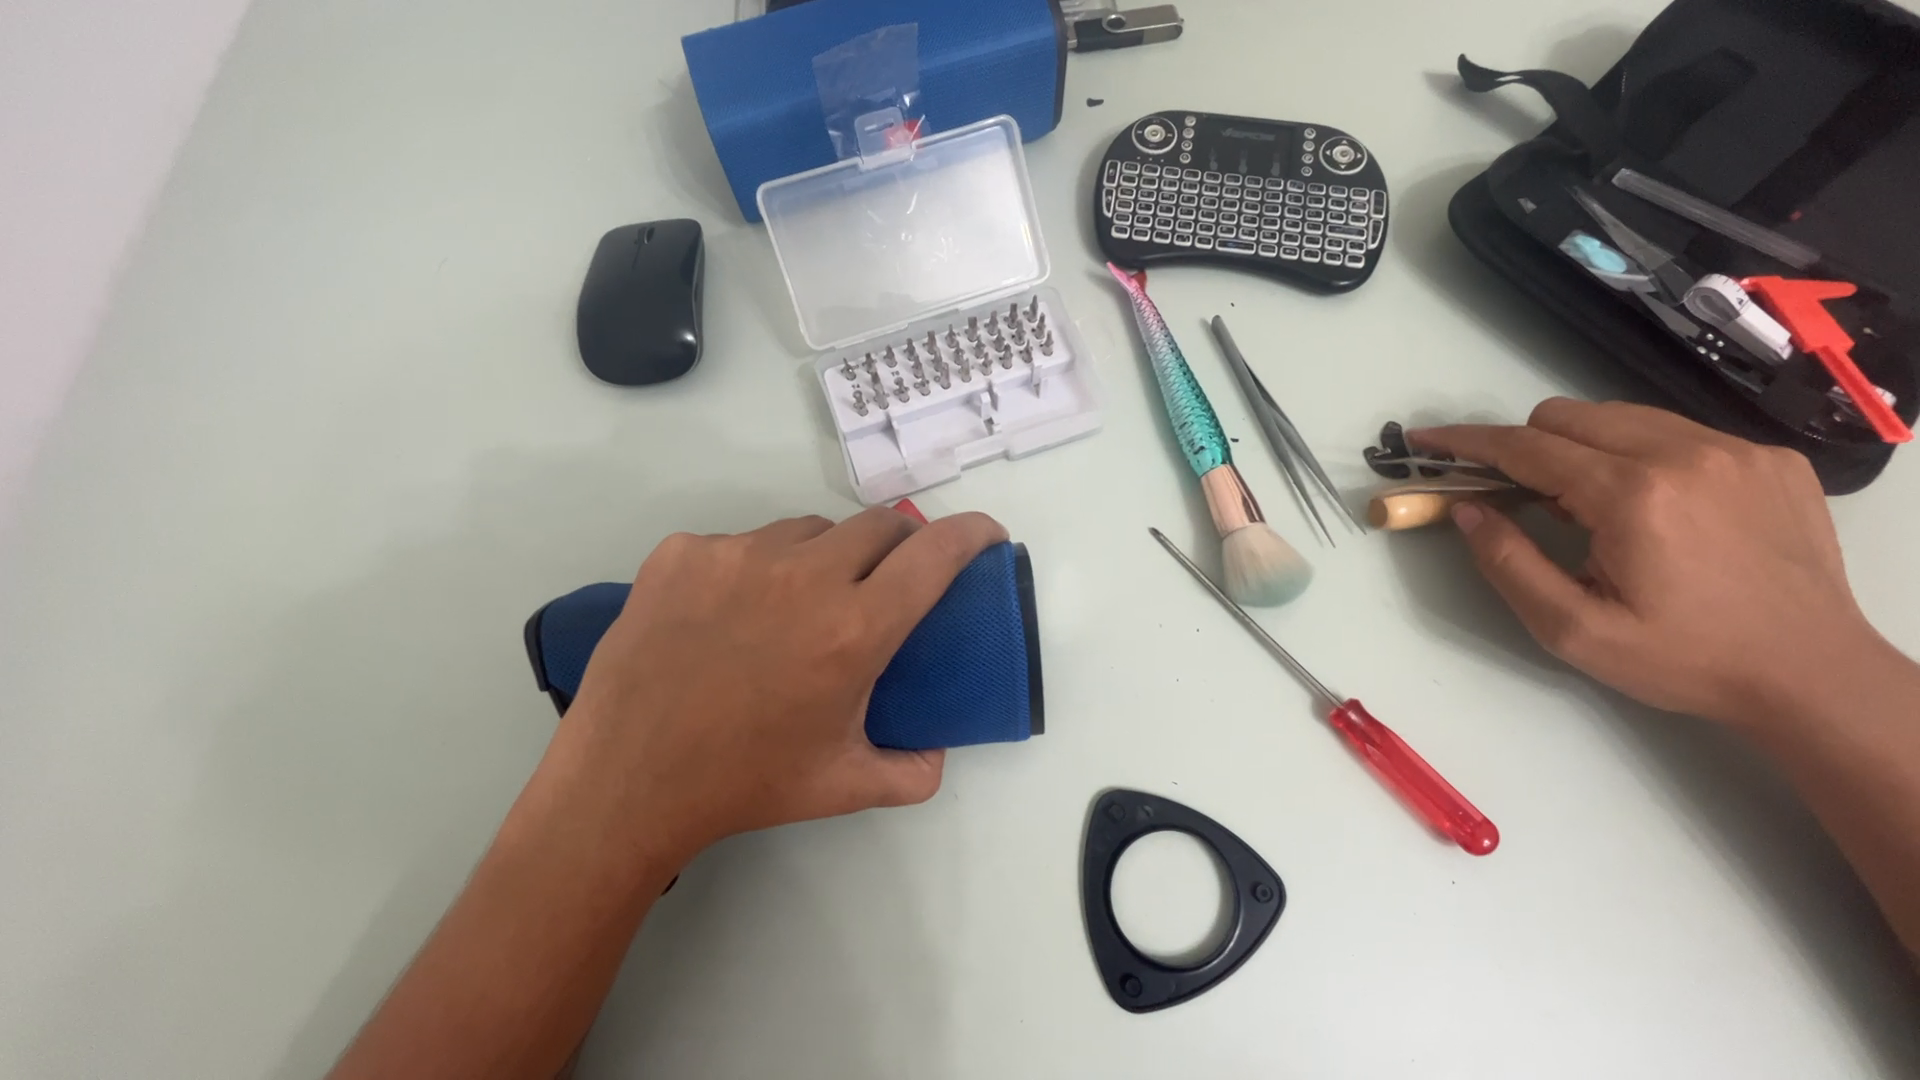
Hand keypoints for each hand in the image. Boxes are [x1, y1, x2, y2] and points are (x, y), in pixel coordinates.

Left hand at [561, 508, 1007, 866]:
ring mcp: (735, 555)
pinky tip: (729, 614)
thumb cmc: (745, 783)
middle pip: (878, 525)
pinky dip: (753, 568)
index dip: (971, 534)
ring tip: (799, 604)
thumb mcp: (845, 786)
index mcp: (853, 629)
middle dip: (899, 545)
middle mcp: (803, 576)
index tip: (986, 536)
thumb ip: (914, 771)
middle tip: (887, 582)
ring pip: (807, 531)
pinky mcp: (682, 552)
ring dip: (824, 557)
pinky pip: (740, 543)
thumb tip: (938, 750)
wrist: (626, 782)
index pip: (934, 553)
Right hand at [1412, 399, 1877, 726]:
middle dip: (1522, 446)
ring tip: (1584, 506)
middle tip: (1516, 497)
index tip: (1425, 440)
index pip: (1526, 446)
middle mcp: (1686, 453)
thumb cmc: (1682, 658)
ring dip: (1578, 447)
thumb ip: (1507, 562)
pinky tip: (1649, 507)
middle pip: (1567, 416)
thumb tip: (1466, 509)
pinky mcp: (1770, 458)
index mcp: (1632, 496)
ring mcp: (1736, 450)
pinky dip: (1636, 454)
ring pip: (1619, 416)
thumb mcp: (1571, 628)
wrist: (1811, 674)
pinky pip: (1674, 431)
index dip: (1466, 441)